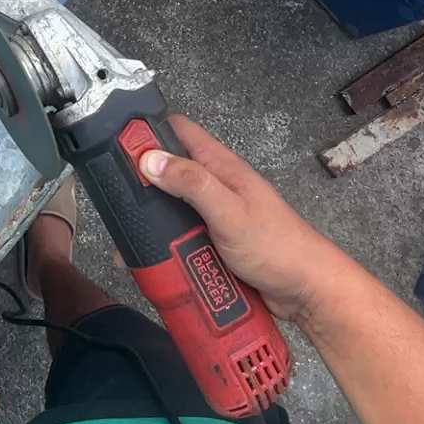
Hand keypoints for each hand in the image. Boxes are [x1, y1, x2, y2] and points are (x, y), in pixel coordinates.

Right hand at [137, 115, 365, 323]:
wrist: (308, 294)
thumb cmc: (280, 248)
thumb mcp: (230, 212)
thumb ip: (192, 183)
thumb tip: (150, 159)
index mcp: (220, 167)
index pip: (179, 130)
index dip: (148, 129)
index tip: (119, 141)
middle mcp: (214, 186)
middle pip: (167, 173)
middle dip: (142, 184)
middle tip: (115, 198)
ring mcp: (212, 215)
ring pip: (169, 210)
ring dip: (151, 223)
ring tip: (129, 238)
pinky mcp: (211, 242)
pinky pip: (179, 239)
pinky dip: (164, 248)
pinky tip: (151, 261)